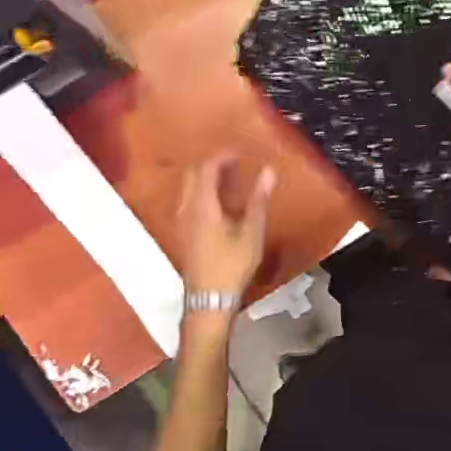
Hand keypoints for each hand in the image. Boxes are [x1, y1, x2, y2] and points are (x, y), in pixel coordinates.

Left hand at [177, 153, 275, 302]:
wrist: (209, 298)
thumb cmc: (232, 264)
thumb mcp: (251, 232)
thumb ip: (258, 200)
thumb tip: (268, 172)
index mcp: (203, 205)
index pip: (206, 169)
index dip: (221, 156)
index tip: (238, 152)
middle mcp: (187, 208)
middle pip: (192, 175)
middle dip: (210, 164)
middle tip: (232, 162)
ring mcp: (182, 221)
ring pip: (188, 188)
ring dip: (205, 178)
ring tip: (227, 178)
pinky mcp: (183, 233)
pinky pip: (189, 200)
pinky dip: (202, 192)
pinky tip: (218, 202)